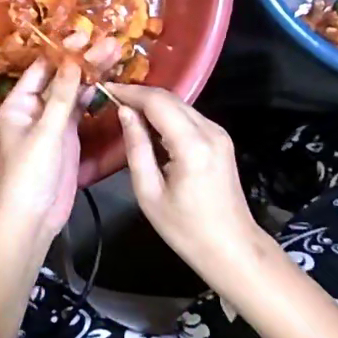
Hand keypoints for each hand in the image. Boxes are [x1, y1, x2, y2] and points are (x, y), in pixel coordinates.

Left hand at [0, 37, 119, 237]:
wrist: (33, 216)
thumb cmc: (30, 173)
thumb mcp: (45, 132)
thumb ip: (61, 97)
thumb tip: (72, 61)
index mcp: (18, 103)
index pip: (41, 69)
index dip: (62, 51)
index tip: (84, 34)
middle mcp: (33, 108)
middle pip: (60, 78)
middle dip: (82, 60)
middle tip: (109, 42)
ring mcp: (51, 122)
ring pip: (72, 92)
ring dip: (91, 74)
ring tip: (114, 53)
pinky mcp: (66, 136)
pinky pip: (79, 109)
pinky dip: (93, 95)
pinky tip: (108, 80)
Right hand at [106, 85, 265, 281]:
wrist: (232, 248)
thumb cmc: (185, 228)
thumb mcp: (149, 192)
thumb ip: (136, 147)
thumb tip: (124, 112)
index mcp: (192, 145)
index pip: (157, 102)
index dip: (129, 91)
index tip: (105, 88)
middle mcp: (210, 131)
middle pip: (170, 98)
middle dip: (139, 94)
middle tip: (110, 97)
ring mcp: (219, 134)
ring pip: (180, 104)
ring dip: (152, 103)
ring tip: (124, 109)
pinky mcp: (220, 140)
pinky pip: (188, 116)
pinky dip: (166, 113)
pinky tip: (148, 124)